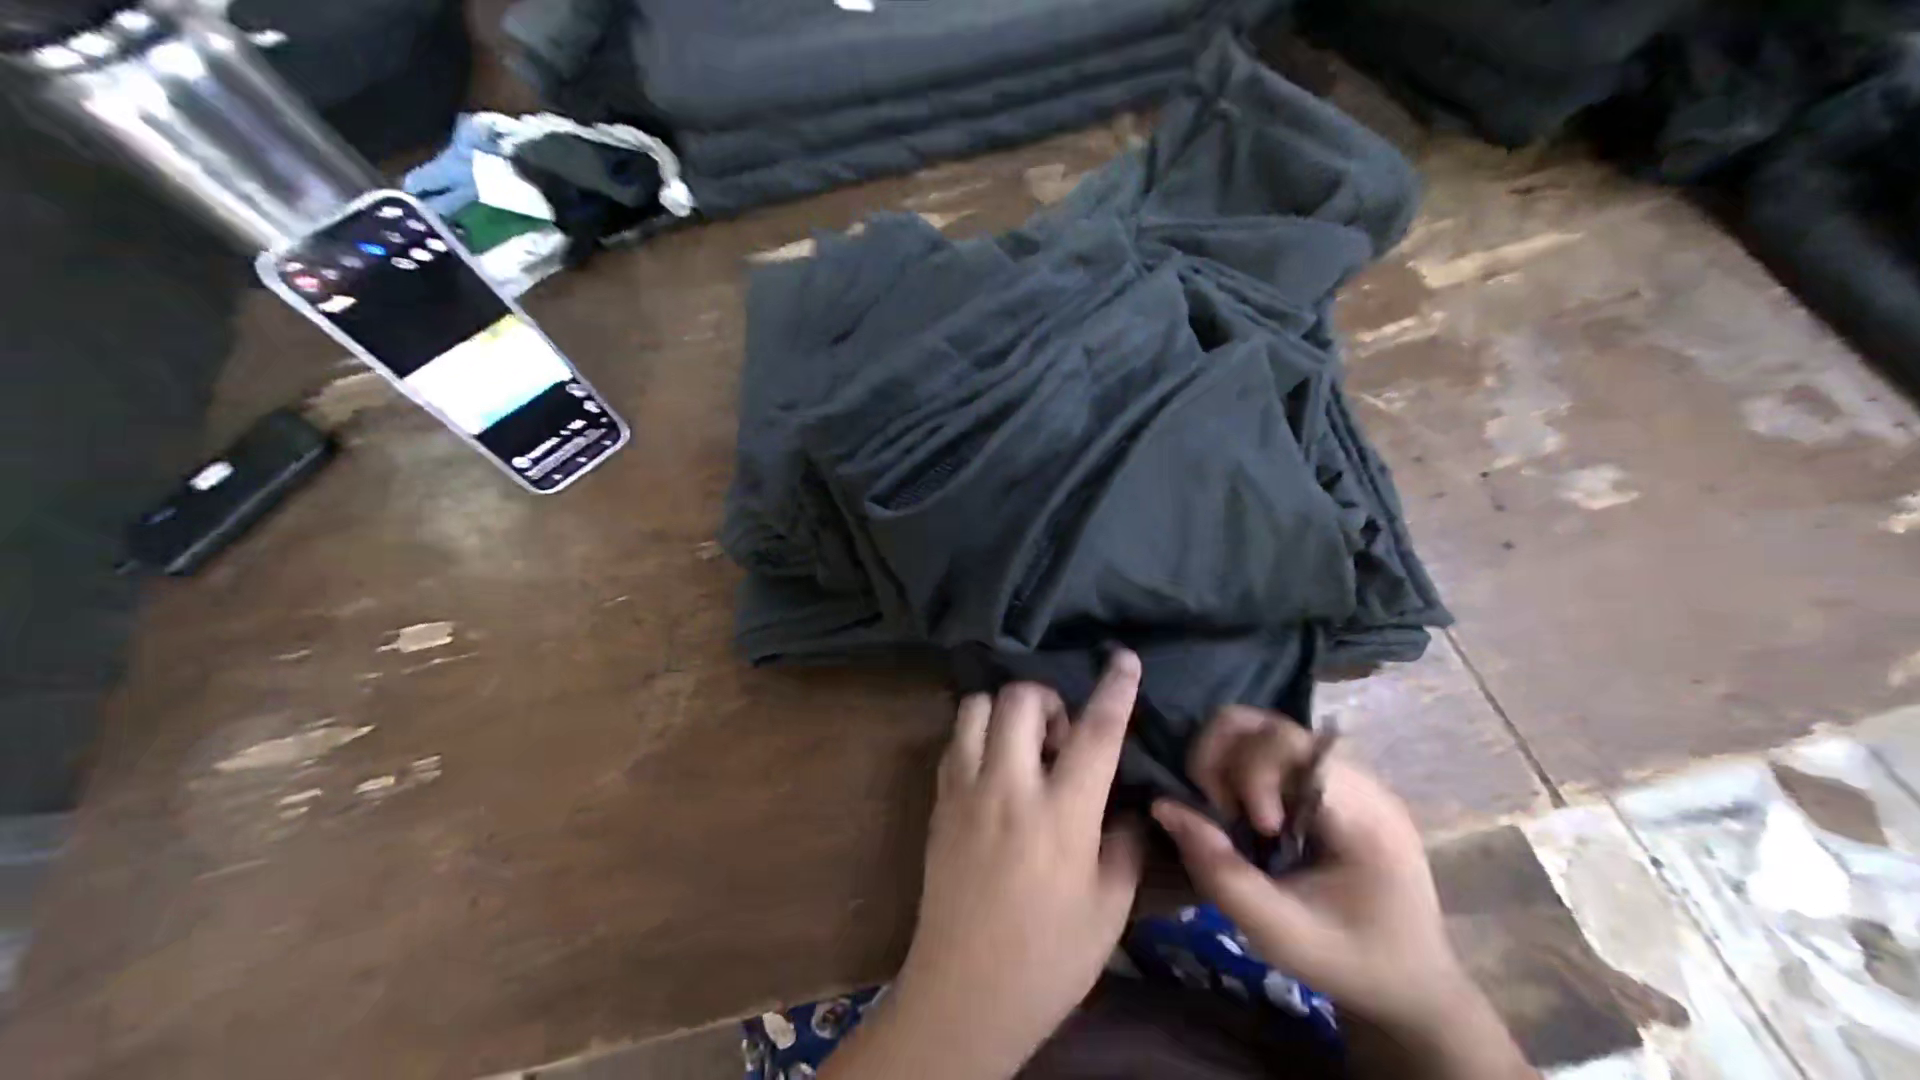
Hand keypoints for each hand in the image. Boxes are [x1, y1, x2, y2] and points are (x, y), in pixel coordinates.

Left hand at [827, 653, 1145, 1079]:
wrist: (965, 993)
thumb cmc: (1050, 958)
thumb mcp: (1109, 907)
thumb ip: (1124, 845)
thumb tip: (1127, 806)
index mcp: (1062, 815)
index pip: (1095, 733)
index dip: (1114, 689)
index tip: (1123, 658)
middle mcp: (1009, 788)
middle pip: (1020, 699)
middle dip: (1047, 699)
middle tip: (1061, 738)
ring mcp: (965, 791)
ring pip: (976, 708)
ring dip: (1005, 712)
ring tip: (1023, 747)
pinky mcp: (938, 803)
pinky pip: (954, 742)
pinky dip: (977, 736)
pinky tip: (994, 769)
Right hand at [1150, 707, 1463, 1030]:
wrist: (1411, 983)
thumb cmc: (1350, 961)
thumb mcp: (1280, 933)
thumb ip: (1220, 870)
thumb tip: (1163, 805)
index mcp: (1361, 810)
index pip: (1288, 744)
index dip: (1249, 773)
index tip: (1254, 830)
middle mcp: (1354, 775)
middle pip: (1265, 725)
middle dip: (1223, 760)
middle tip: (1222, 813)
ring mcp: (1340, 773)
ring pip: (1259, 729)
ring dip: (1225, 762)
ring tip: (1229, 812)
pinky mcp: (1325, 779)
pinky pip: (1266, 748)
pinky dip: (1237, 768)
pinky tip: (1242, 812)